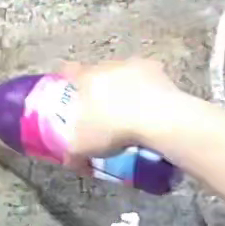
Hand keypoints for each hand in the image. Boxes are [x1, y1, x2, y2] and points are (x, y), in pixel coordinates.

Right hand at [56, 58, 186, 162]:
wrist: (157, 121)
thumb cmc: (112, 129)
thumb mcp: (82, 148)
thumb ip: (72, 152)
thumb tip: (69, 160)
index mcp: (84, 79)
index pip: (68, 70)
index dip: (66, 78)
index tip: (67, 86)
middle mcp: (107, 66)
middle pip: (97, 72)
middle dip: (97, 86)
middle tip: (99, 106)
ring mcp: (134, 65)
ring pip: (123, 73)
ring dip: (123, 87)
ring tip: (127, 109)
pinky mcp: (158, 70)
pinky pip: (147, 79)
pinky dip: (146, 90)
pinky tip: (148, 108)